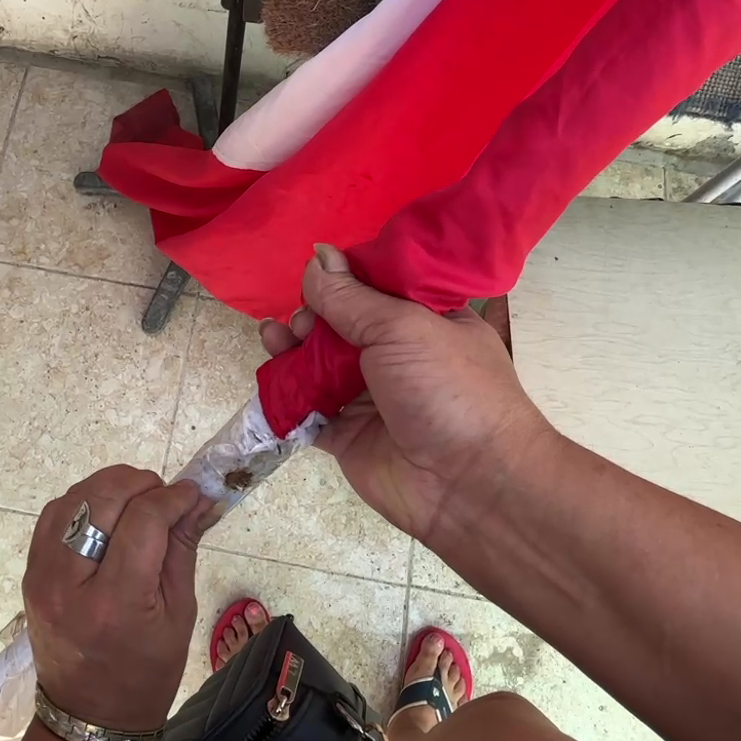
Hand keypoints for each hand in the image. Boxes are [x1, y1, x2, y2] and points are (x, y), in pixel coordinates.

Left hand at [23, 466, 210, 733]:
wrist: (88, 718)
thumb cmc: (146, 673)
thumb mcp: (179, 613)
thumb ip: (183, 547)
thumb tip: (198, 498)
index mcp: (114, 602)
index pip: (143, 522)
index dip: (172, 497)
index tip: (192, 492)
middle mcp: (69, 583)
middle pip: (102, 500)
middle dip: (140, 483)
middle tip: (165, 493)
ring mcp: (41, 576)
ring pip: (74, 499)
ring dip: (110, 487)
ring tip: (138, 499)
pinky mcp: (30, 572)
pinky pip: (54, 514)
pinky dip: (84, 502)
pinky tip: (108, 513)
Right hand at [260, 245, 556, 540]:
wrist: (469, 485)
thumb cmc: (448, 389)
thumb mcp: (402, 327)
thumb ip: (350, 296)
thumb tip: (317, 255)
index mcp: (426, 320)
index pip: (378, 287)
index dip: (346, 277)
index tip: (318, 269)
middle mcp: (398, 355)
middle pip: (341, 324)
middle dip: (314, 314)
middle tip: (304, 320)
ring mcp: (371, 397)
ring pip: (319, 364)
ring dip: (293, 346)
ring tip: (274, 336)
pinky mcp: (347, 435)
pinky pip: (308, 408)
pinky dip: (285, 391)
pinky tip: (271, 370)